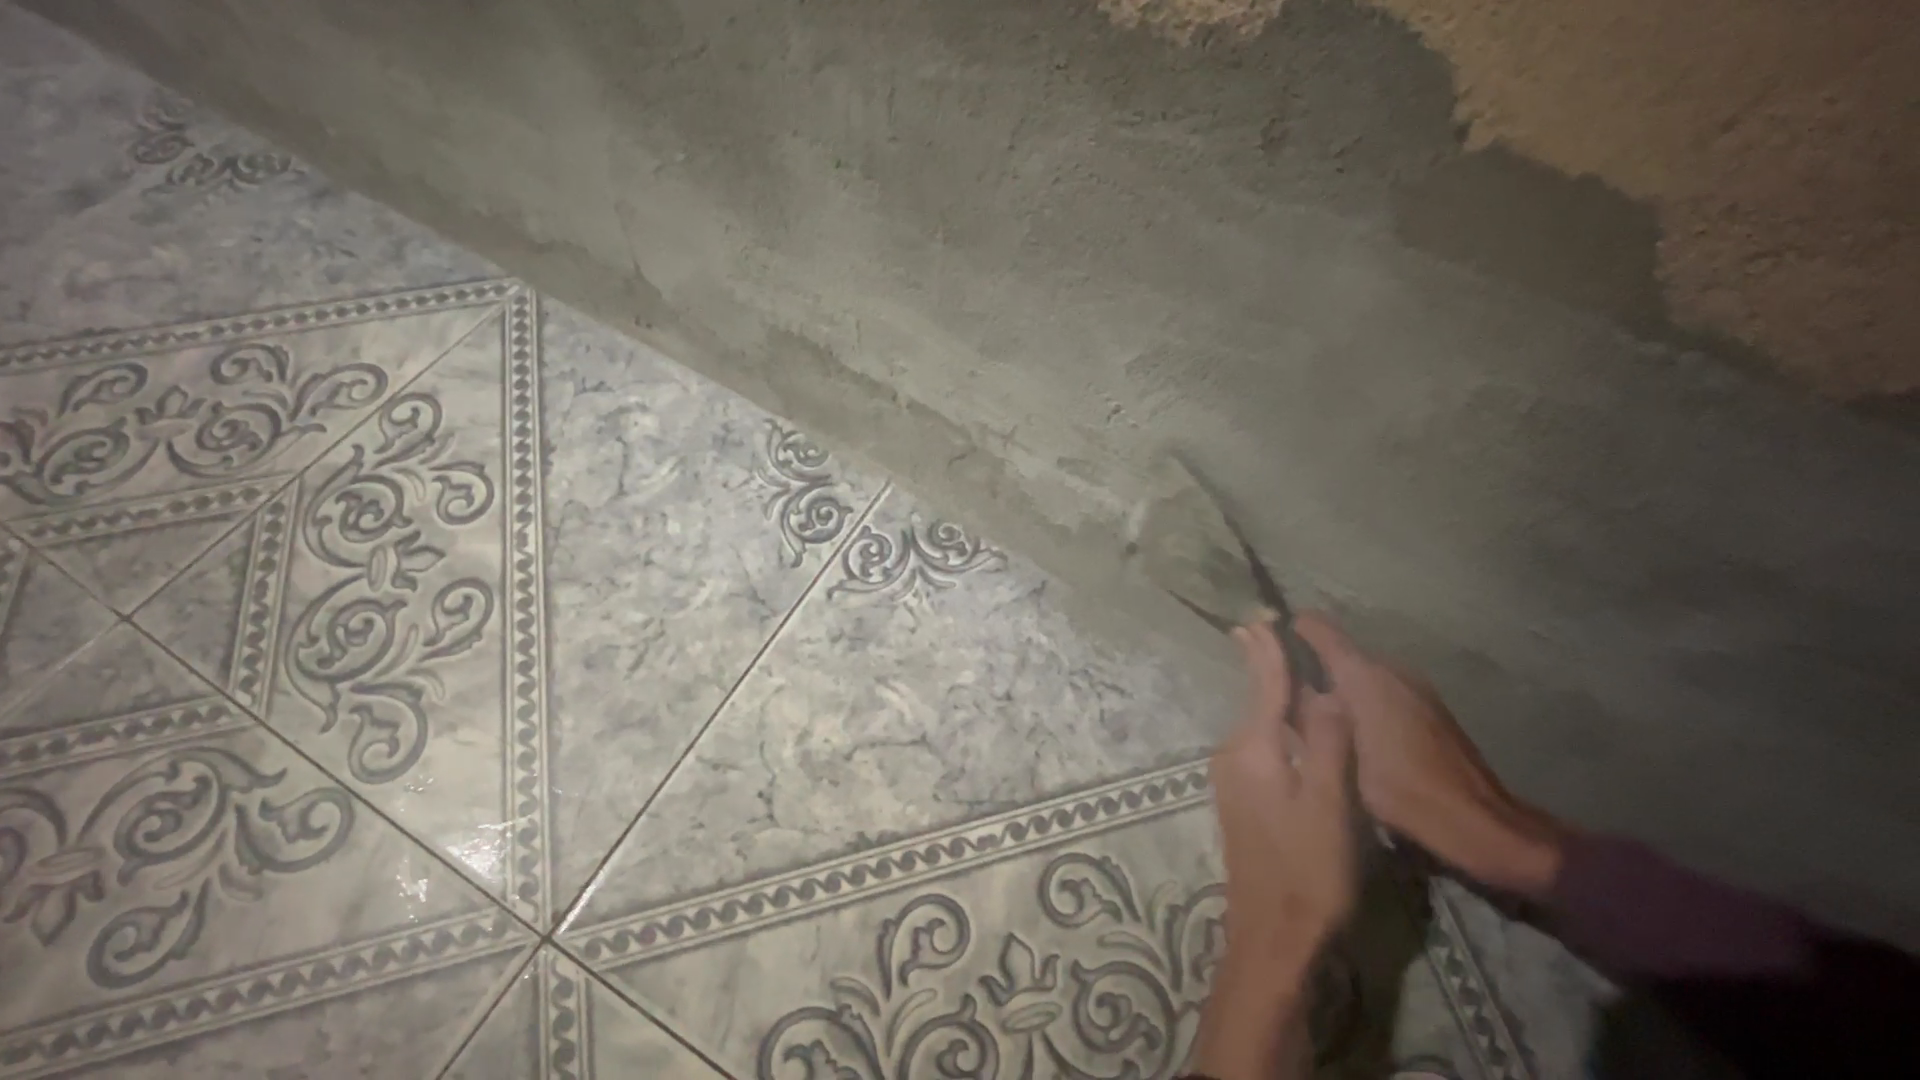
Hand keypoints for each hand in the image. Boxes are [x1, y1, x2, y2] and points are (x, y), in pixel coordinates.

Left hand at [1194, 621, 1358, 1079]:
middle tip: (1270, 627)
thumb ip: (1328, 742)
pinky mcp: (1243, 800)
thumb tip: (1324, 688)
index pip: (1265, 686)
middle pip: (1259, 701)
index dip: (1268, 650)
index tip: (1260, 615)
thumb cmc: (1308, 868)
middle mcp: (1233, 755)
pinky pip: (1263, 746)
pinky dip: (1277, 725)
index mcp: (1253, 748)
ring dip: (1273, 695)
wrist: (1273, 933)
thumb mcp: (1330, 803)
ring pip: (1261, 724)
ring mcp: (1233, 780)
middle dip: (1267, 666)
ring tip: (1284, 661)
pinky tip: (1291, 722)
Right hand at [1294, 613, 1564, 898]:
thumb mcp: (1340, 756)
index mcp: (1365, 676)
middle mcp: (1390, 670)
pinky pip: (1381, 689)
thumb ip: (1311, 718)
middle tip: (1280, 686)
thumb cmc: (1401, 789)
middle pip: (1341, 652)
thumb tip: (1287, 688)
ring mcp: (1414, 686)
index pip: (1321, 630)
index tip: (1263, 634)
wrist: (1474, 819)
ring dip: (1336, 683)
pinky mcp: (1428, 706)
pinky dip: (1359, 698)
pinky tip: (1347, 728)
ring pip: (1362, 673)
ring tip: (1309, 710)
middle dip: (1310, 662)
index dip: (1292, 627)